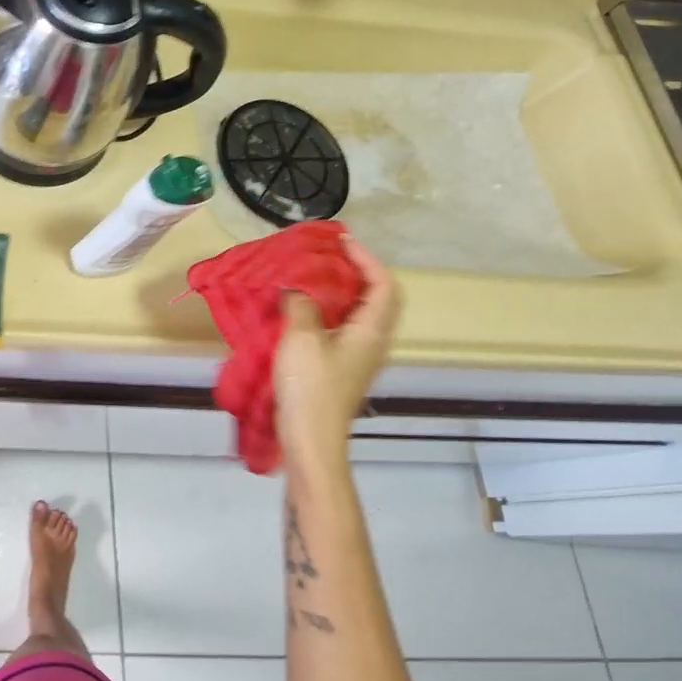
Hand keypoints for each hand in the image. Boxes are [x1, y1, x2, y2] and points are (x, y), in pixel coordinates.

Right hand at [273, 238, 401, 475]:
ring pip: (359, 312)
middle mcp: (373, 341)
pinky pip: (343, 326)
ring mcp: (359, 356)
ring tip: (310, 275)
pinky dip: (328, 309)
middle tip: (324, 255)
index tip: (339, 241)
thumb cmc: (310, 387)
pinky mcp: (342, 367)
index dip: (366, 258)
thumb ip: (301, 305)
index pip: (384, 284)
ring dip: (340, 289)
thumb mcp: (301, 338)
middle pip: (377, 297)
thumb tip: (298, 288)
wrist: (311, 439)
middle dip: (355, 270)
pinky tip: (302, 309)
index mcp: (370, 331)